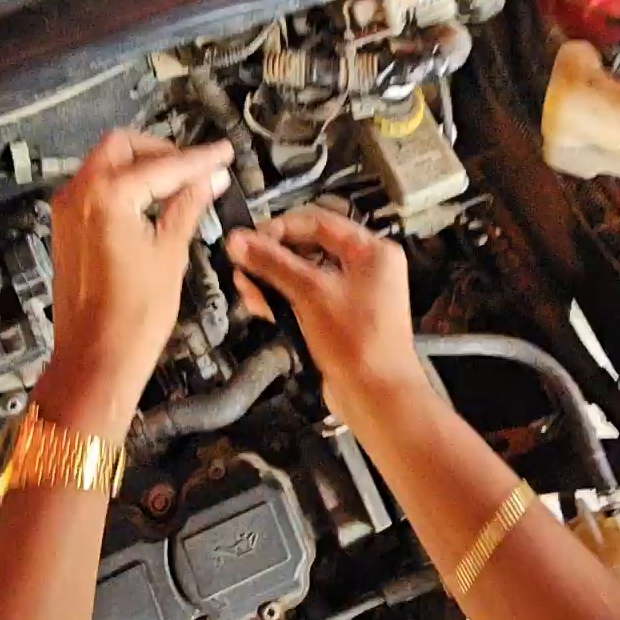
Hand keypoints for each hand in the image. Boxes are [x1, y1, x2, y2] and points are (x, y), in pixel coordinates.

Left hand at [36, 131, 231, 437]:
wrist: (96, 360)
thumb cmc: (134, 315)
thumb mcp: (171, 252)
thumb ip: (189, 205)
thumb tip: (211, 178)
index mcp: (108, 196)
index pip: (164, 164)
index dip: (199, 158)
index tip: (223, 153)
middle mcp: (79, 194)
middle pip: (124, 146)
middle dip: (164, 151)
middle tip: (199, 168)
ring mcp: (68, 210)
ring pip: (107, 164)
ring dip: (144, 166)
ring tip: (183, 184)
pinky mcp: (67, 227)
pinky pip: (98, 188)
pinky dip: (127, 185)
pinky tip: (155, 202)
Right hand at [225, 207, 423, 422]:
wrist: (377, 398)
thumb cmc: (362, 346)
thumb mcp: (310, 294)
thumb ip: (273, 264)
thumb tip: (242, 242)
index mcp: (372, 252)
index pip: (318, 222)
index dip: (280, 228)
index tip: (250, 239)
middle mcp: (366, 269)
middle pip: (308, 247)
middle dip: (272, 258)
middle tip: (244, 264)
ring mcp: (353, 294)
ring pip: (303, 273)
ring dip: (273, 279)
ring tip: (249, 288)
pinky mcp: (340, 317)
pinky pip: (306, 296)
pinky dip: (284, 299)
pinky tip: (263, 305)